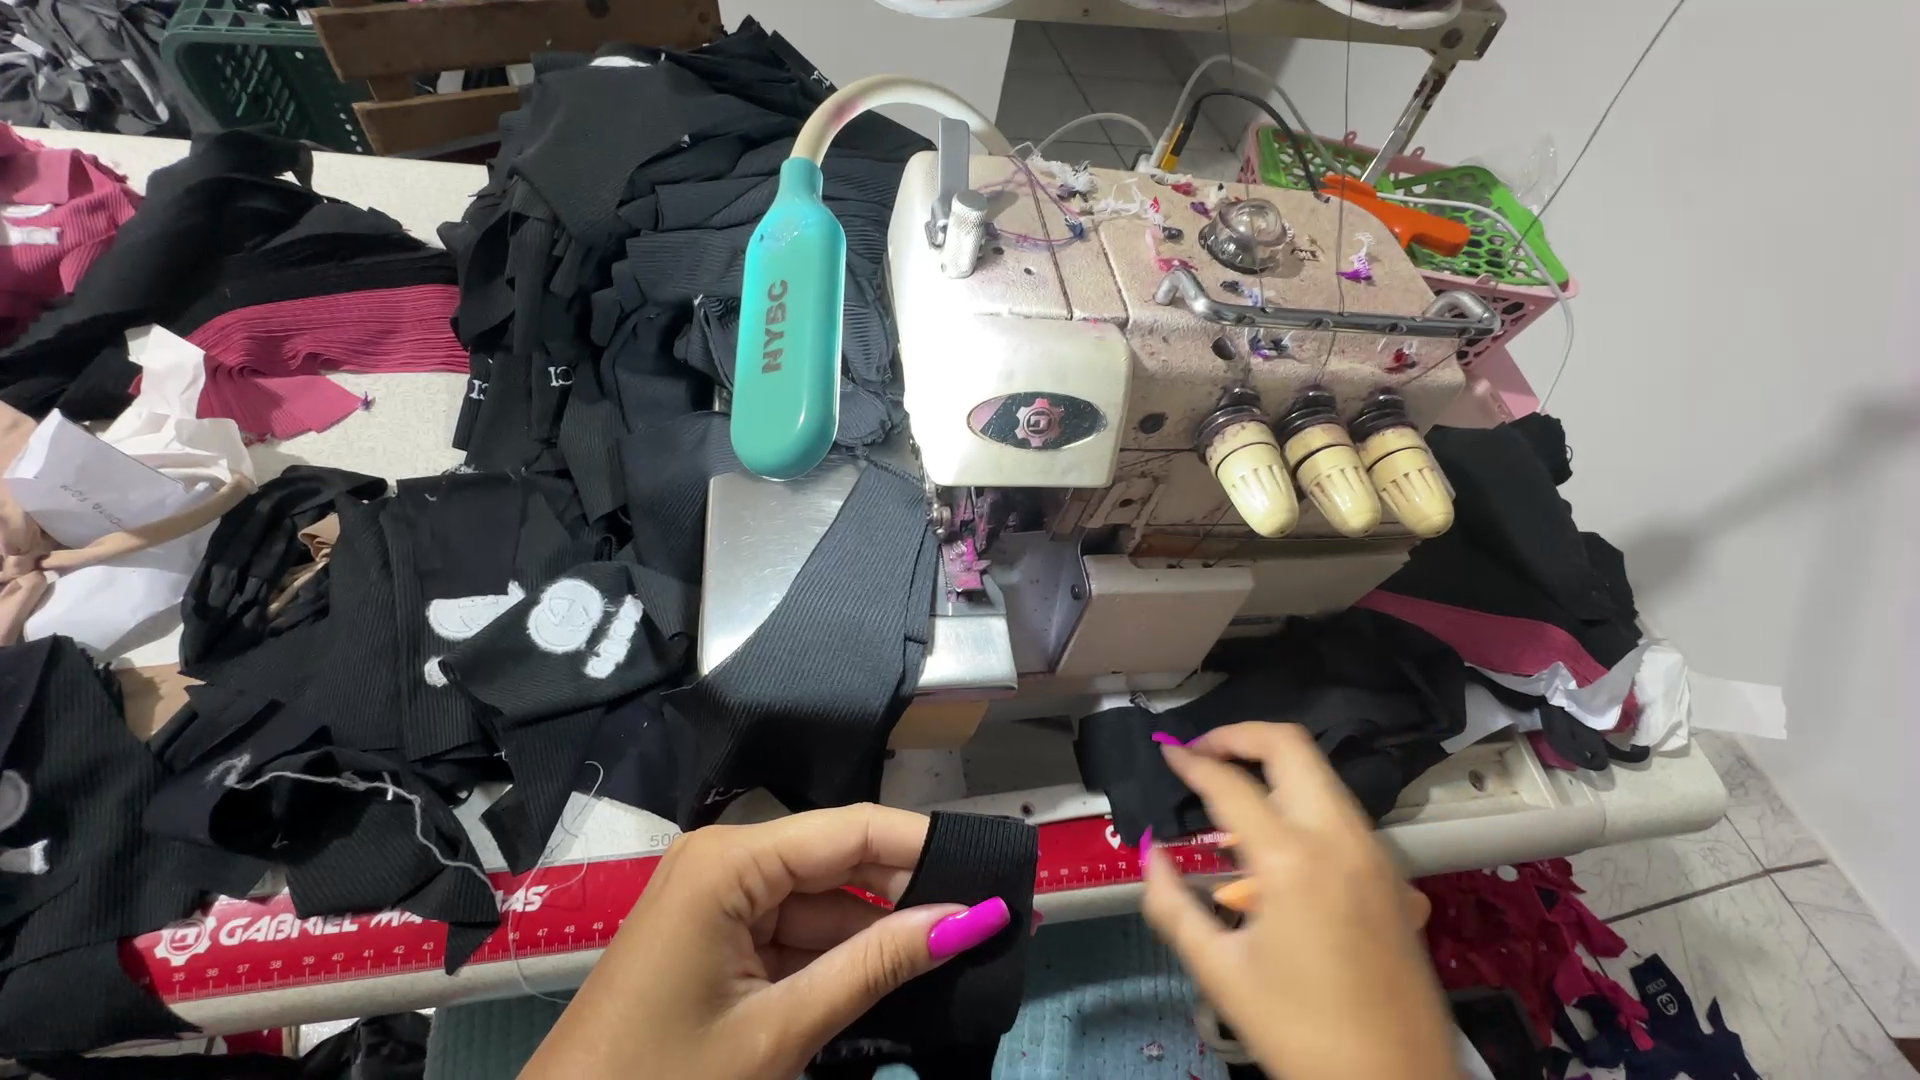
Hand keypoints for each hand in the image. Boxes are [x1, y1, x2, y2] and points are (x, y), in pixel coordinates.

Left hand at [521, 805, 1010, 1079]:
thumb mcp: (781, 1029)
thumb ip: (877, 966)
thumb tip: (969, 918)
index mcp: (732, 859)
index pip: (852, 829)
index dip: (923, 845)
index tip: (990, 867)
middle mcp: (726, 857)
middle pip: (837, 860)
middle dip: (903, 894)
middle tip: (978, 919)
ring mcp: (717, 894)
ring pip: (819, 899)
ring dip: (874, 931)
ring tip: (949, 951)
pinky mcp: (714, 931)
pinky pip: (792, 928)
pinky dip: (835, 954)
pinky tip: (888, 975)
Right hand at [1139, 723, 1457, 1079]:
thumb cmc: (1301, 1032)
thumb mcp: (1220, 972)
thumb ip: (1173, 905)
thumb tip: (1152, 856)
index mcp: (1292, 860)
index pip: (1231, 783)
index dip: (1191, 761)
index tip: (1166, 750)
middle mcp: (1339, 839)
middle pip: (1290, 746)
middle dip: (1239, 735)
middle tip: (1202, 752)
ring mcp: (1373, 853)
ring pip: (1320, 773)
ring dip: (1271, 764)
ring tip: (1230, 789)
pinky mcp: (1390, 874)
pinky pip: (1339, 809)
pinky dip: (1299, 797)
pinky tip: (1273, 837)